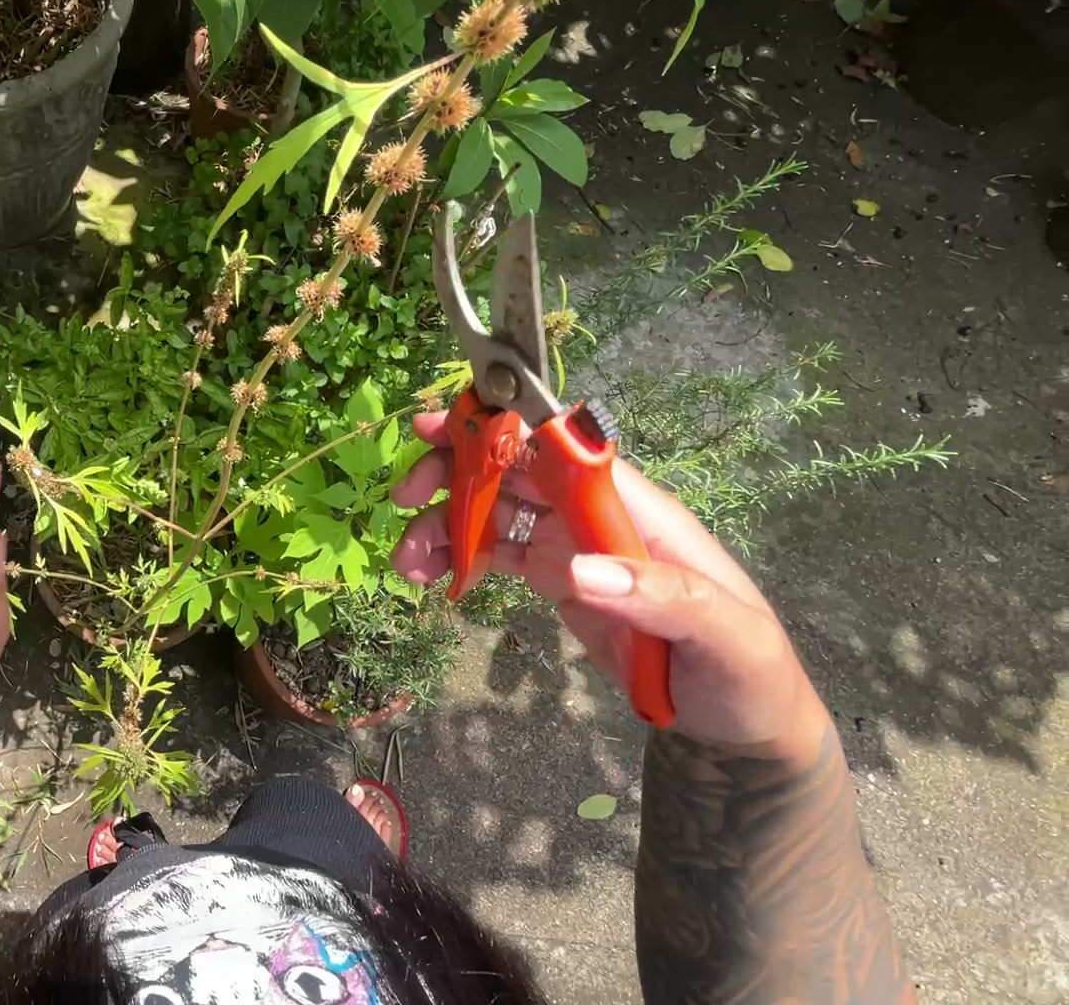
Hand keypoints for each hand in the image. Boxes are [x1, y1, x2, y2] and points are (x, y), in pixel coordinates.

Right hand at [390, 411, 826, 753]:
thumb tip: (577, 569)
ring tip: (408, 562)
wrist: (734, 717)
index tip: (440, 429)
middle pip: (509, 471)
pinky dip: (456, 557)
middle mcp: (592, 514)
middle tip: (406, 498)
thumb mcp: (722, 636)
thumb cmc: (742, 670)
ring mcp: (569, 543)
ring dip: (443, 526)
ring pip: (490, 511)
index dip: (499, 431)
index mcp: (631, 508)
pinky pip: (493, 551)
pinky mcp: (553, 575)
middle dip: (452, 475)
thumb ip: (658, 596)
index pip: (557, 449)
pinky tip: (431, 577)